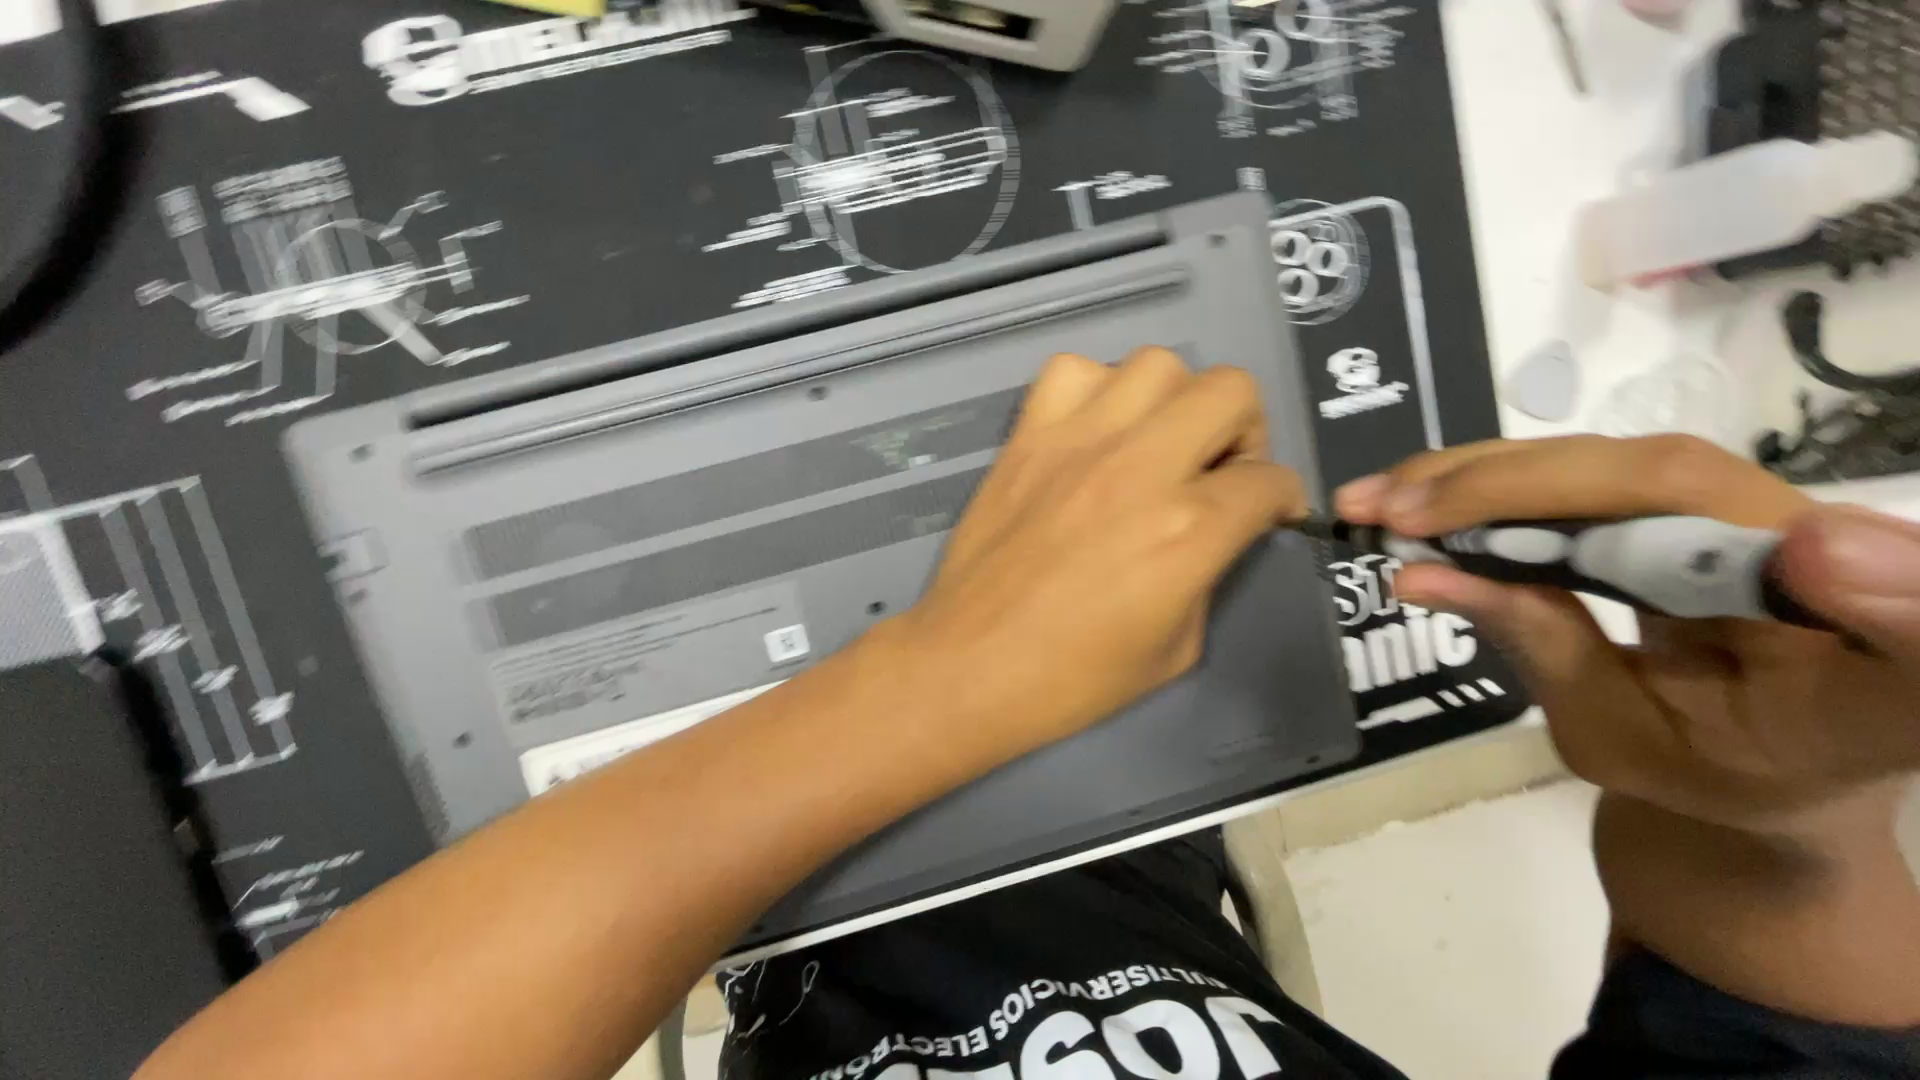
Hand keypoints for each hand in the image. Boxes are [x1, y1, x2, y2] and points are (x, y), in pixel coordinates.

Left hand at [896, 346, 1305, 756]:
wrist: (969, 665)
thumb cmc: (1073, 678)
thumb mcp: (1176, 649)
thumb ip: (1209, 574)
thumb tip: (1218, 535)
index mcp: (1189, 529)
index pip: (1270, 479)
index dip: (1282, 499)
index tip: (1268, 513)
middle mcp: (1142, 468)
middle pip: (1229, 391)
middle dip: (1243, 431)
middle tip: (1217, 472)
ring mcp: (1078, 442)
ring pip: (1156, 364)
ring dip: (1173, 401)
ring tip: (1155, 445)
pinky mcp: (1027, 438)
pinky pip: (1072, 371)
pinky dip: (1094, 390)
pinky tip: (1093, 433)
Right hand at [1334, 434, 1919, 841]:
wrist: (1746, 754)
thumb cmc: (1700, 768)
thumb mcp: (1617, 744)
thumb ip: (1544, 655)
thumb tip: (1424, 573)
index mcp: (1859, 659)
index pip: (1862, 585)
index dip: (1854, 570)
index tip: (1794, 555)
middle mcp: (1805, 552)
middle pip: (1658, 478)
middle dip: (1509, 488)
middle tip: (1390, 514)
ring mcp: (1737, 511)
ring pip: (1600, 459)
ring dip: (1471, 476)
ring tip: (1372, 501)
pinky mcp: (1672, 500)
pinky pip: (1575, 474)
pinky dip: (1479, 484)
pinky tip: (1410, 499)